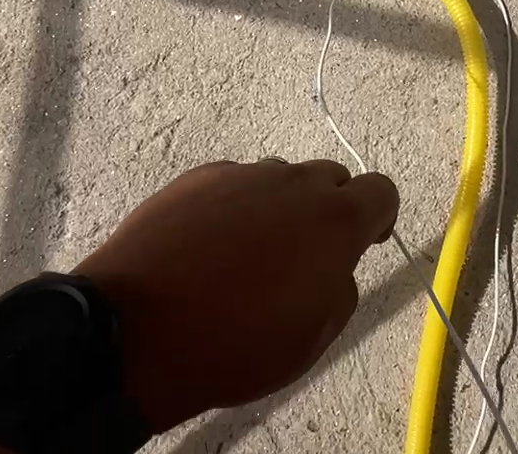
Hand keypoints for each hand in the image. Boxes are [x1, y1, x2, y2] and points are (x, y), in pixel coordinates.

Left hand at [72, 158, 398, 430]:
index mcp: (335, 220)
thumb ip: (339, 289)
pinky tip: (206, 247)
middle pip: (331, 178)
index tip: (363, 241)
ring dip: (279, 206)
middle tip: (302, 254)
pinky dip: (233, 206)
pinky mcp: (199, 176)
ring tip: (246, 253)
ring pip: (280, 179)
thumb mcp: (310, 339)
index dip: (379, 215)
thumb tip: (333, 266)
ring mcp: (244, 173)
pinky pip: (233, 183)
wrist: (135, 330)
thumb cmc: (235, 343)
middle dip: (328, 208)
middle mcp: (296, 183)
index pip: (382, 190)